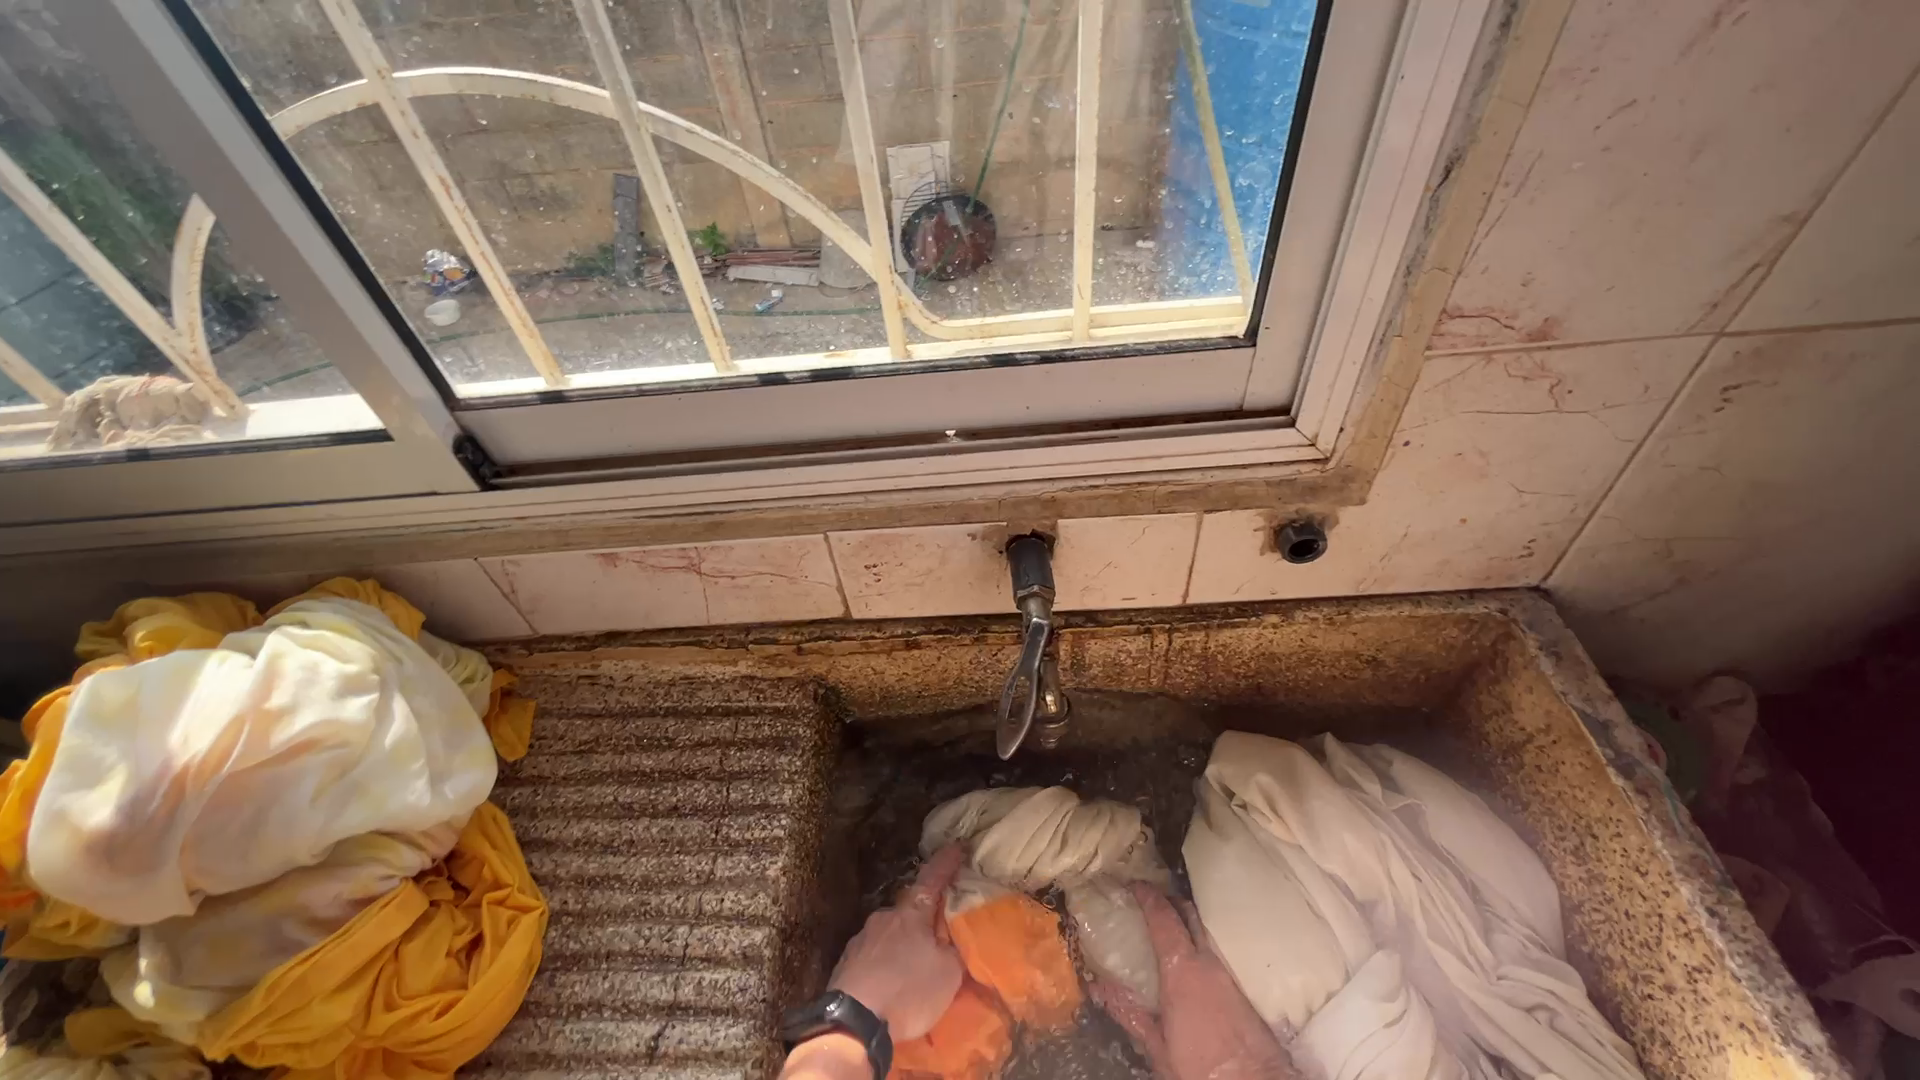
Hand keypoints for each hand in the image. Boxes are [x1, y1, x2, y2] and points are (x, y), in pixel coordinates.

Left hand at [828, 844, 967, 1039]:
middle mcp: (884, 917)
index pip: (933, 879)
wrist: (851, 1022)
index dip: (947, 863)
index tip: (958, 846)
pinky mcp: (846, 963)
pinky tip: (889, 984)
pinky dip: (885, 965)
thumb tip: (951, 940)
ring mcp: (861, 938)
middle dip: (923, 919)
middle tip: (936, 935)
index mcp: (911, 914)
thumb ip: (953, 951)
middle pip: (909, 910)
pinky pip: (874, 956)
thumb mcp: (948, 975)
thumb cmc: (907, 992)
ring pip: (890, 933)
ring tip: (912, 969)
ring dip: (902, 945)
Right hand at [1091, 883, 1296, 1079]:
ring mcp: (1230, 973)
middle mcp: (1208, 962)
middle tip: (1152, 897)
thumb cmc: (1200, 1067)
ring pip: (1205, 932)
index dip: (1148, 897)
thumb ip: (1129, 1013)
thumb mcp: (1158, 1047)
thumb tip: (1099, 987)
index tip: (1134, 885)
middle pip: (1189, 915)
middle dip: (1170, 900)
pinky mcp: (1244, 988)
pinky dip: (1201, 942)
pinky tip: (1194, 957)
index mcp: (1182, 971)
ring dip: (1187, 921)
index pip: (1163, 919)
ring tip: (1170, 924)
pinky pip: (1217, 951)